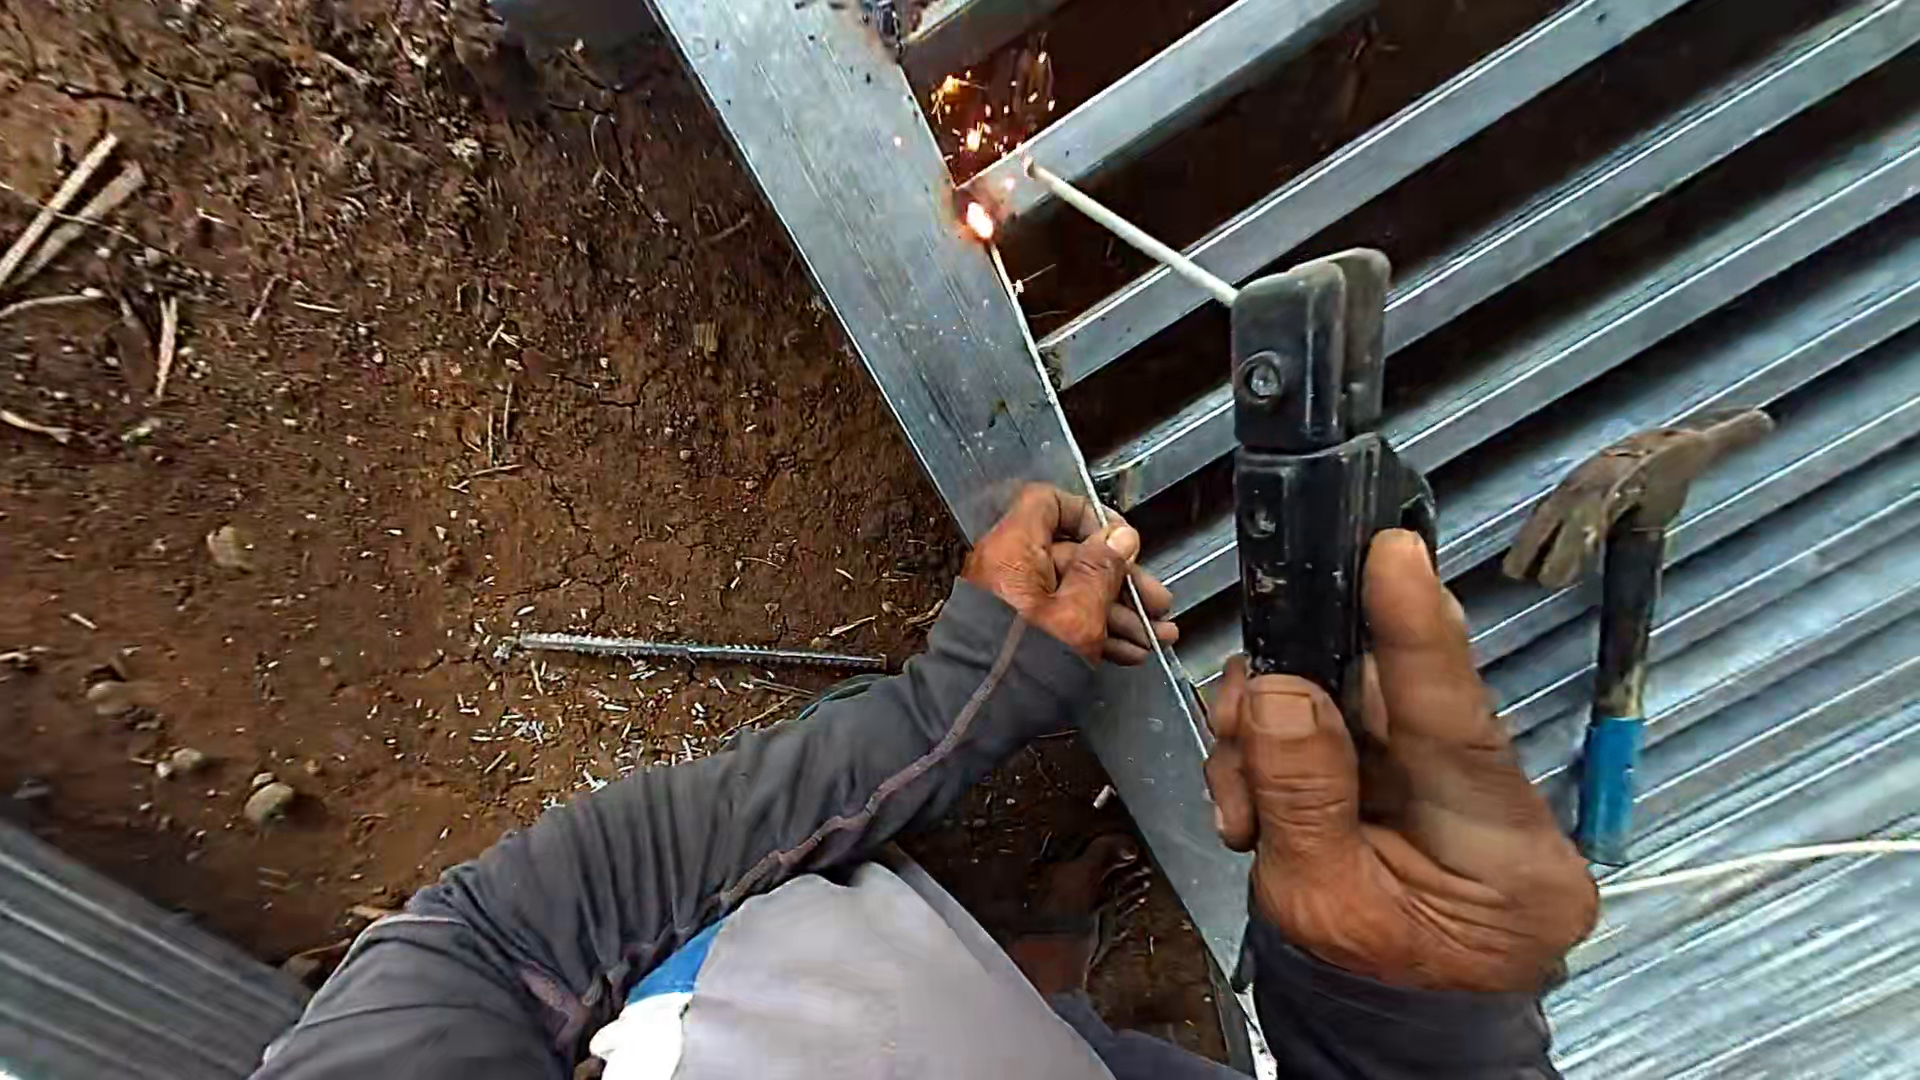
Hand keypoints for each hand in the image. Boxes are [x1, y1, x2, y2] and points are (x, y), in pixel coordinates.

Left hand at [963, 484, 1177, 665]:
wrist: (974, 719)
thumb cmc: (1019, 669)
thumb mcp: (1077, 616)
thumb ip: (1102, 572)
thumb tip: (1120, 536)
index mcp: (1013, 550)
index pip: (1047, 503)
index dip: (1088, 514)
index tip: (1121, 540)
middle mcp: (1008, 567)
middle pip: (1071, 553)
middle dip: (1120, 580)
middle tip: (1155, 602)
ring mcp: (1011, 599)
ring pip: (1070, 589)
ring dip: (1114, 611)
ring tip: (1154, 635)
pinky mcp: (1015, 628)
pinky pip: (1057, 615)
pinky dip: (1090, 628)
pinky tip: (1127, 650)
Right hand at [1203, 530, 1595, 992]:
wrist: (1362, 1017)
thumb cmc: (1361, 980)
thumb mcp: (1319, 903)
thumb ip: (1300, 794)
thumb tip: (1275, 690)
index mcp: (1501, 848)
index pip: (1459, 721)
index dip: (1419, 633)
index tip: (1395, 551)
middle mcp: (1473, 793)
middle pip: (1371, 693)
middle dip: (1289, 694)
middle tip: (1233, 727)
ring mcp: (1419, 773)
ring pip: (1323, 698)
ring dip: (1258, 733)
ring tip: (1239, 803)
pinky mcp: (1375, 764)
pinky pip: (1304, 721)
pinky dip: (1256, 750)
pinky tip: (1245, 802)